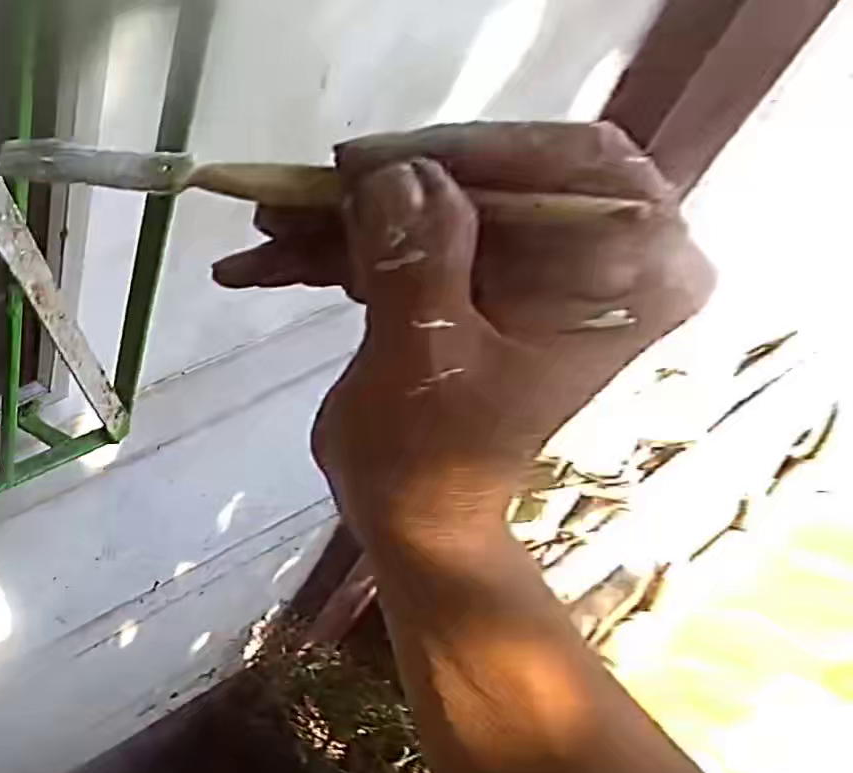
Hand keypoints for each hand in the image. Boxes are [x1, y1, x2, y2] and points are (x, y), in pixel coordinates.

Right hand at [214, 122, 713, 553]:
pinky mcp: (458, 296)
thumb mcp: (419, 360)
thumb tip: (388, 176)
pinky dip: (328, 261)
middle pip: (472, 192)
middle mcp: (583, 260)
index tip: (356, 163)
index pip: (558, 170)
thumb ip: (415, 263)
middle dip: (368, 199)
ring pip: (419, 222)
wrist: (404, 515)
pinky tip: (262, 270)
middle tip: (282, 203)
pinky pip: (394, 257)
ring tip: (255, 240)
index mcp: (620, 273)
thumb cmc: (420, 459)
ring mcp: (513, 278)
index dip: (453, 155)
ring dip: (331, 231)